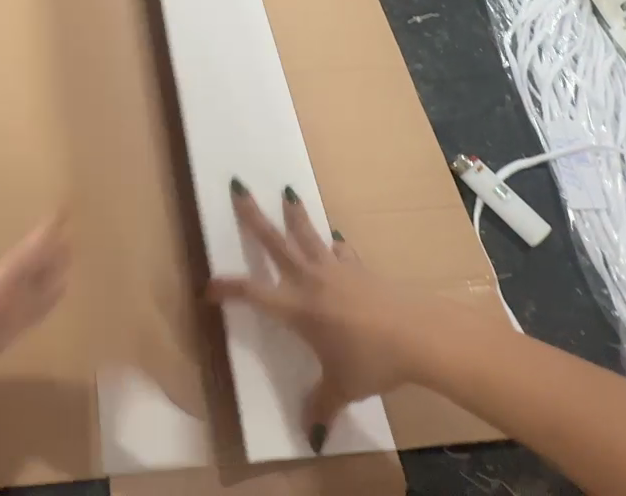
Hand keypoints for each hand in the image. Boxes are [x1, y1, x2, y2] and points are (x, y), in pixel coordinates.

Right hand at [208, 182, 461, 447]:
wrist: (418, 335)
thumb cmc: (371, 361)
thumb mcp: (342, 388)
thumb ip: (321, 405)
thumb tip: (311, 438)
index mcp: (295, 308)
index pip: (251, 293)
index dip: (226, 288)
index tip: (207, 287)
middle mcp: (308, 280)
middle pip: (274, 243)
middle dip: (253, 217)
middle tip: (239, 188)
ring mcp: (336, 270)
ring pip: (307, 235)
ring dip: (295, 214)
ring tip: (287, 192)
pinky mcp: (360, 269)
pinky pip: (341, 251)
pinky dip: (334, 244)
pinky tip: (335, 239)